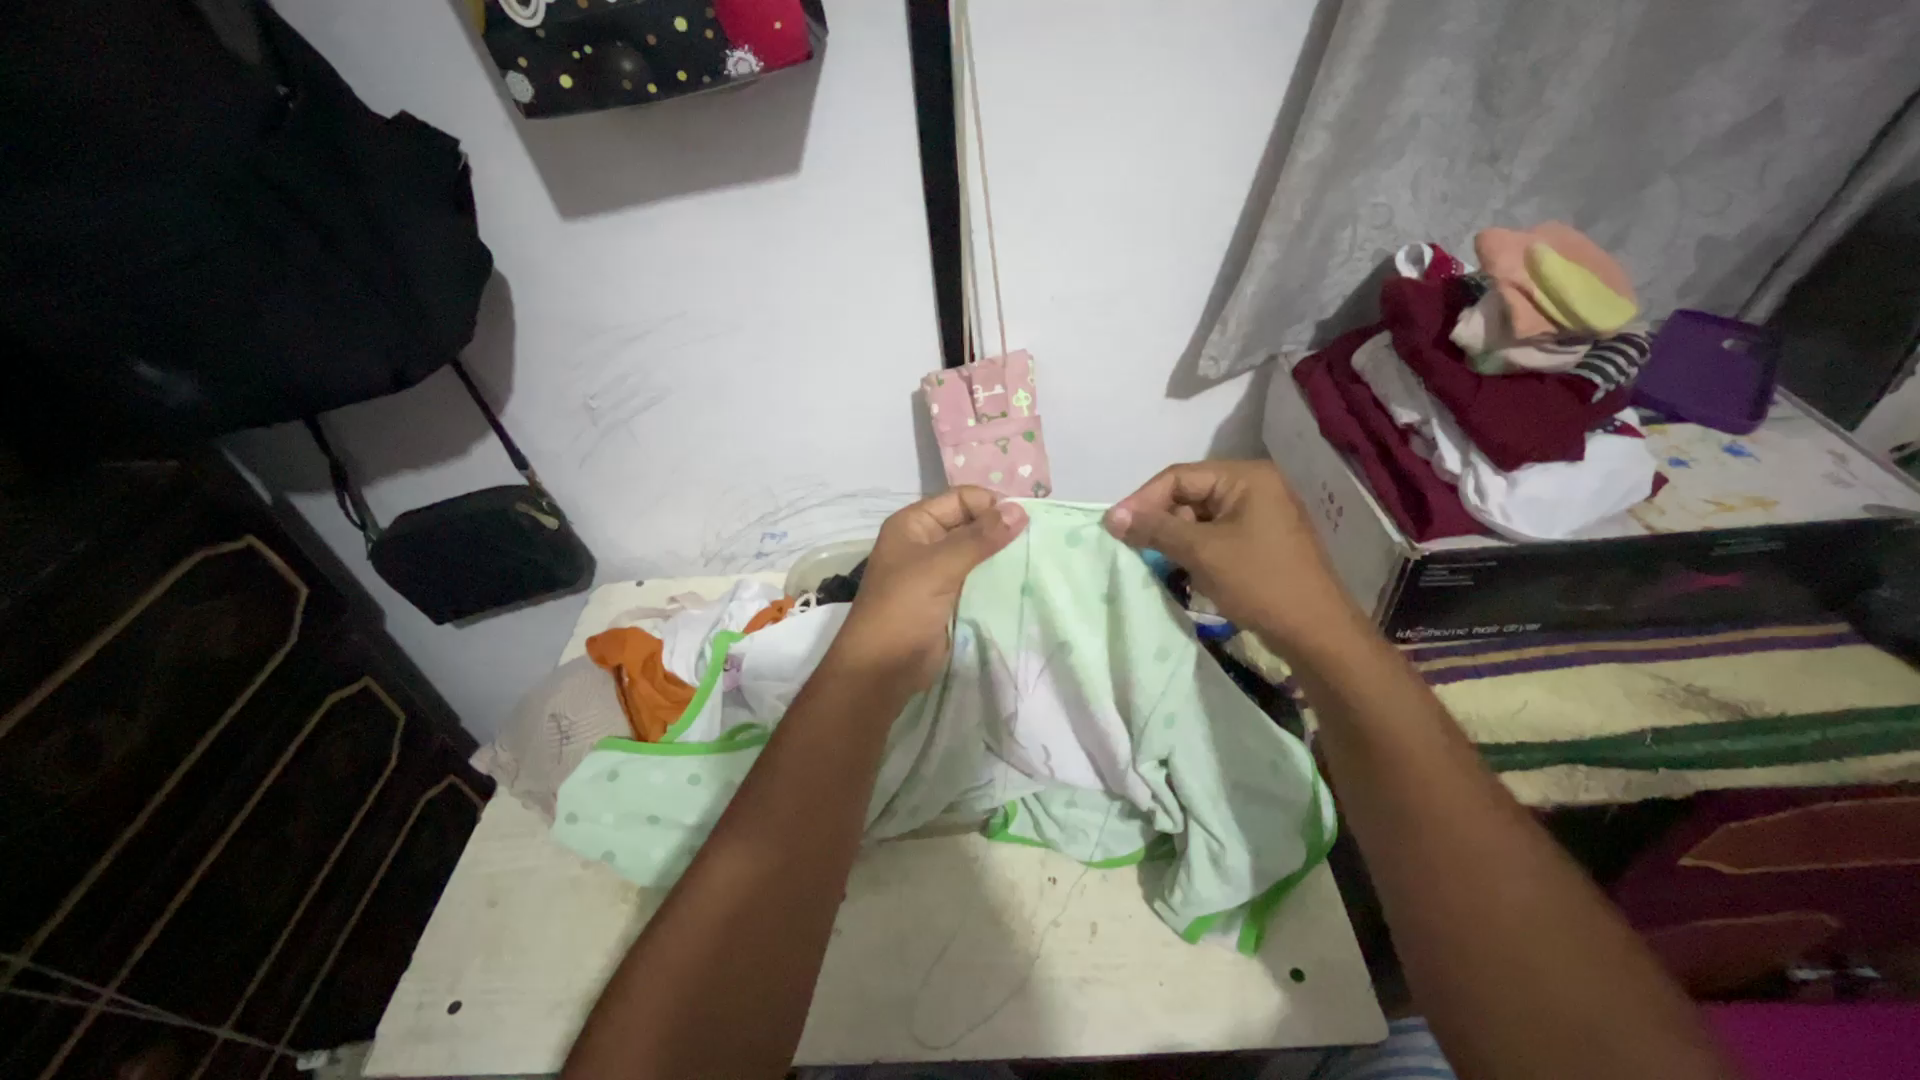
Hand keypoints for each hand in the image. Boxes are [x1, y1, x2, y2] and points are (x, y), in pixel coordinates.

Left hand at [832, 487, 1027, 688]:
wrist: (883, 668)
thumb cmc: (903, 608)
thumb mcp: (940, 566)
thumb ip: (980, 538)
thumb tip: (1020, 510)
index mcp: (914, 524)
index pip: (961, 499)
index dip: (992, 504)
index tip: (1028, 519)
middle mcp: (926, 543)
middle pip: (971, 524)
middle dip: (1001, 530)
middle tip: (1040, 539)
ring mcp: (938, 573)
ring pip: (978, 554)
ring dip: (1003, 557)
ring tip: (1038, 559)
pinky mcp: (950, 600)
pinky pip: (979, 581)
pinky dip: (998, 580)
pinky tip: (1024, 581)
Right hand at [1104, 461, 1366, 655]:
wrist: (1316, 632)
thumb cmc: (1260, 582)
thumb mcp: (1202, 552)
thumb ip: (1155, 529)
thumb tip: (1112, 517)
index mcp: (1246, 477)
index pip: (1178, 477)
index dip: (1142, 500)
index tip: (1114, 529)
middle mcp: (1256, 487)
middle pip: (1189, 494)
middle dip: (1160, 521)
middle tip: (1135, 549)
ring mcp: (1261, 515)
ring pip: (1200, 518)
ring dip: (1175, 539)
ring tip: (1157, 563)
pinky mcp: (1262, 542)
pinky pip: (1216, 536)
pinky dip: (1195, 551)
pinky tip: (1183, 572)